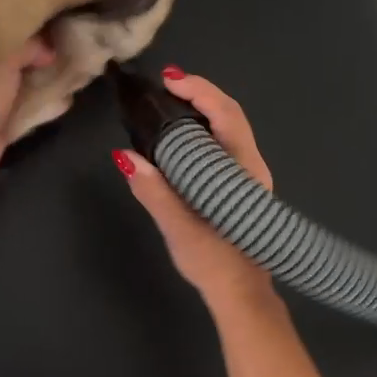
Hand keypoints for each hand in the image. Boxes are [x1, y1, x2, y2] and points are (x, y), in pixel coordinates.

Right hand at [117, 67, 276, 310]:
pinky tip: (176, 144)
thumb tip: (126, 157)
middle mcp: (250, 167)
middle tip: (161, 88)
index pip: (226, 114)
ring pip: (224, 132)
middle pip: (227, 116)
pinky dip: (198, 135)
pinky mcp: (238, 191)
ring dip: (197, 114)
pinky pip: (220, 150)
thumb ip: (154, 192)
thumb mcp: (179, 229)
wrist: (242, 295)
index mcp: (243, 170)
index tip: (168, 81)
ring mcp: (246, 179)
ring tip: (163, 109)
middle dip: (196, 96)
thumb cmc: (215, 263)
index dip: (200, 91)